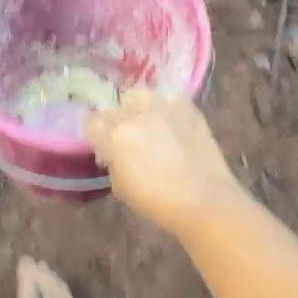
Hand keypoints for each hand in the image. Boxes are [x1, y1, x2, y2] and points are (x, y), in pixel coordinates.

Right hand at [86, 89, 244, 237]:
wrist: (206, 202)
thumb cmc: (158, 203)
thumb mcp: (122, 189)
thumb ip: (113, 164)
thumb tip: (113, 154)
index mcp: (115, 137)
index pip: (92, 121)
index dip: (94, 131)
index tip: (100, 142)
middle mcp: (136, 116)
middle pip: (115, 109)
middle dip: (115, 123)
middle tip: (124, 140)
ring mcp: (164, 109)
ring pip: (140, 95)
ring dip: (138, 106)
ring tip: (145, 121)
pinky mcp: (189, 111)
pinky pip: (171, 100)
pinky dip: (168, 108)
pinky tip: (172, 121)